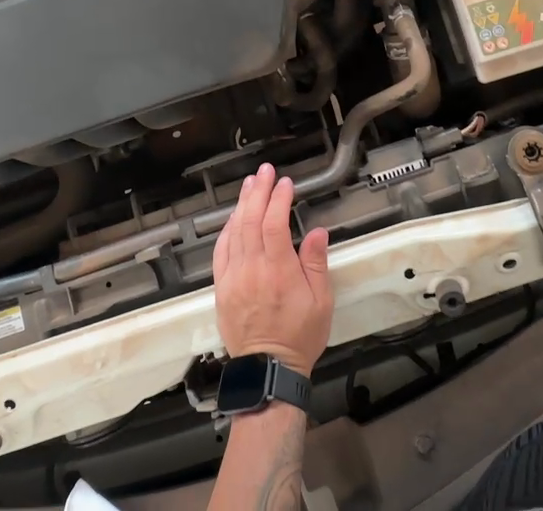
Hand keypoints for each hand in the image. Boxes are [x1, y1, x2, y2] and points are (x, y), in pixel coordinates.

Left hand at [212, 163, 332, 376]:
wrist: (268, 369)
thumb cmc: (300, 335)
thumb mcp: (321, 301)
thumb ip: (316, 263)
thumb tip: (317, 232)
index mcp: (278, 271)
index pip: (274, 224)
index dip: (278, 199)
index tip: (286, 183)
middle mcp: (252, 269)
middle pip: (251, 220)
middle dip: (258, 192)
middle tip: (265, 172)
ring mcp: (233, 277)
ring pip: (234, 232)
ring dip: (242, 205)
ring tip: (250, 184)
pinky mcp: (222, 288)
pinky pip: (221, 251)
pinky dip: (227, 230)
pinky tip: (233, 218)